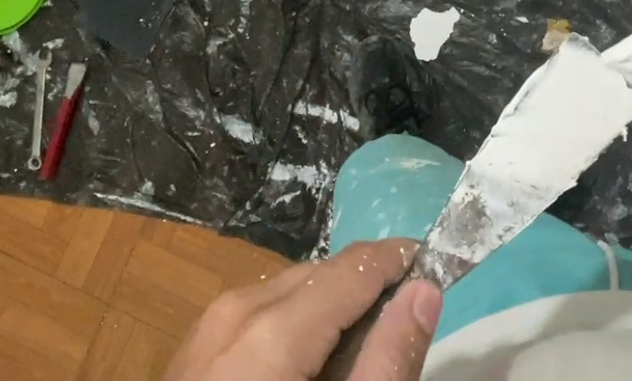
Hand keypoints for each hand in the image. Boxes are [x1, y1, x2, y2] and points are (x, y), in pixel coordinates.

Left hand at [165, 239, 442, 380]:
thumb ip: (386, 361)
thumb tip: (424, 290)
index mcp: (272, 328)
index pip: (355, 266)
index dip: (401, 261)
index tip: (438, 268)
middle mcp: (237, 309)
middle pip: (323, 275)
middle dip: (367, 291)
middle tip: (400, 334)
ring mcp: (208, 327)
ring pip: (292, 291)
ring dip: (332, 310)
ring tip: (356, 358)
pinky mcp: (194, 348)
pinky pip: (259, 314)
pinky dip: (295, 327)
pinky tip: (308, 369)